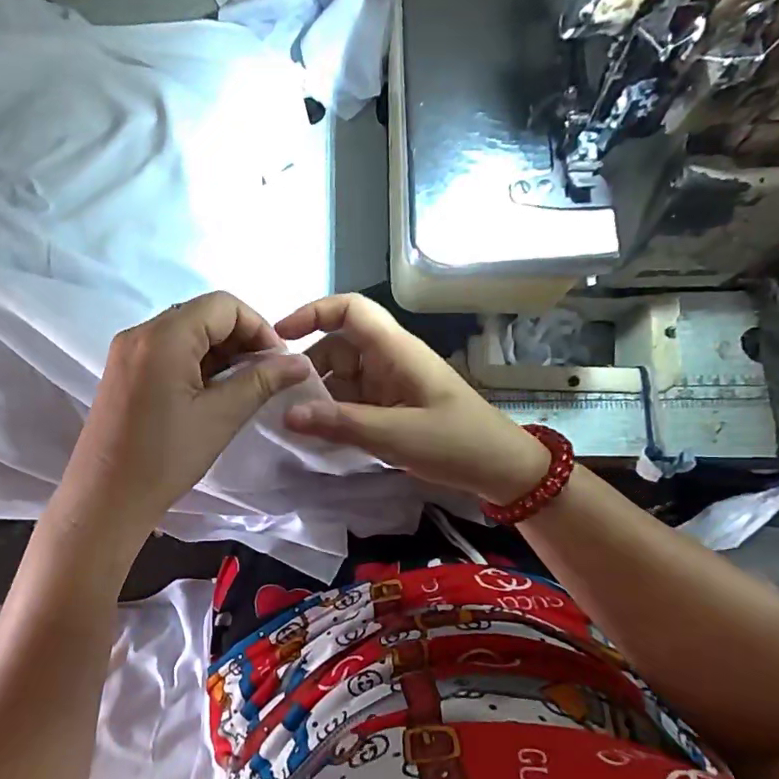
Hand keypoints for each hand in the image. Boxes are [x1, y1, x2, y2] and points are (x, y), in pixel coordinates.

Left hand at [58, 292, 312, 530]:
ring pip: (185, 332)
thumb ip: (262, 381)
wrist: (105, 499)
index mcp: (163, 336)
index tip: (278, 362)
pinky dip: (195, 361)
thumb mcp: (221, 417)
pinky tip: (211, 392)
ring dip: (219, 351)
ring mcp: (127, 352)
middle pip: (202, 314)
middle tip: (265, 375)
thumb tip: (300, 362)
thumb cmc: (165, 458)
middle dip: (240, 338)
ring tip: (242, 386)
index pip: (223, 305)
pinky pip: (166, 350)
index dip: (258, 327)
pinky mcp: (122, 371)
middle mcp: (140, 333)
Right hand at [276, 294, 548, 504]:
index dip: (313, 313)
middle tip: (278, 398)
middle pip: (337, 346)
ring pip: (342, 376)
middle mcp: (389, 360)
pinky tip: (317, 435)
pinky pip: (353, 400)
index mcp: (395, 350)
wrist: (500, 468)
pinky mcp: (392, 407)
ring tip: (291, 422)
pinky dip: (334, 413)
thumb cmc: (455, 443)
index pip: (350, 310)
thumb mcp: (395, 435)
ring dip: (318, 395)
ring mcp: (390, 384)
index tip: (280, 337)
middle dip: (307, 367)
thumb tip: (286, 415)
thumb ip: (340, 423)